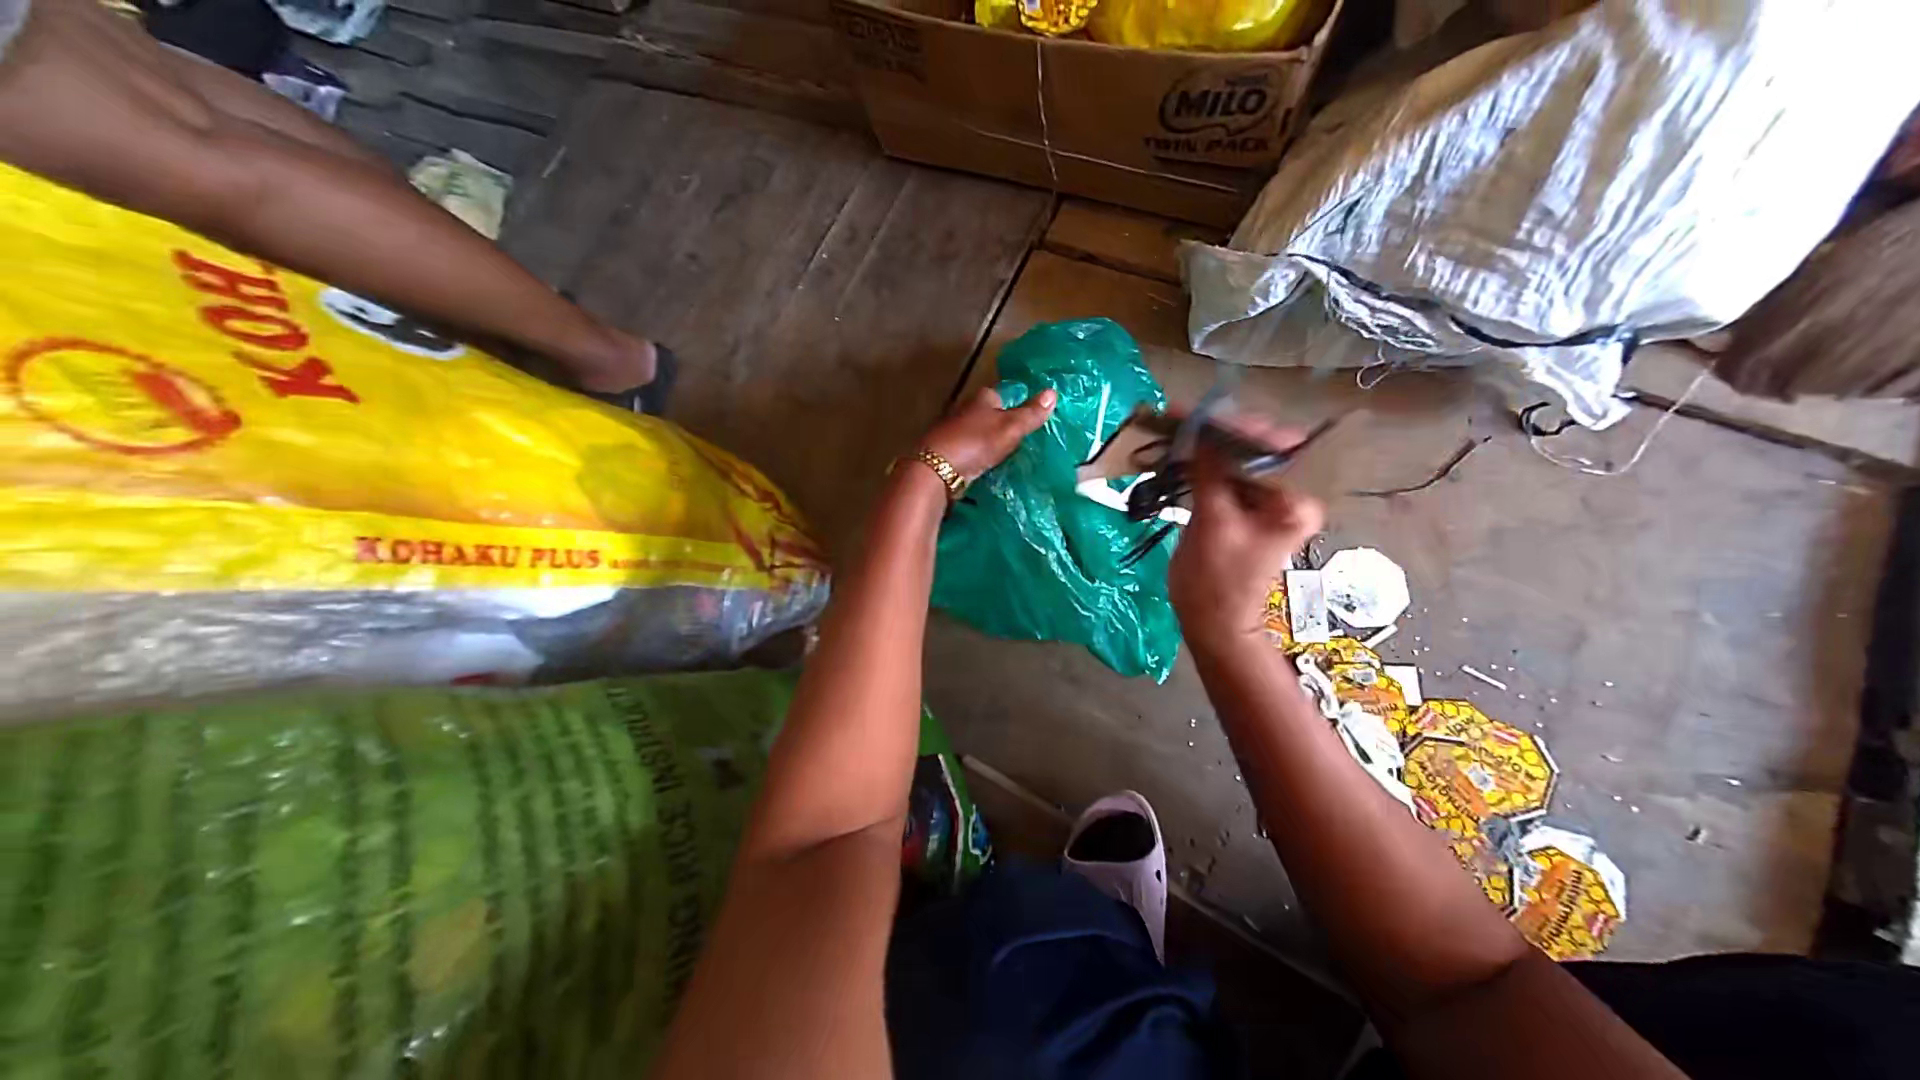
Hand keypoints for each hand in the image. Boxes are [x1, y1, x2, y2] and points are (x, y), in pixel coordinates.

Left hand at [919, 386, 1057, 480]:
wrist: (936, 470)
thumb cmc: (976, 442)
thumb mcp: (1011, 427)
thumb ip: (1031, 413)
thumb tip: (1053, 392)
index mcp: (981, 399)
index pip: (1000, 394)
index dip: (1013, 402)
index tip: (1027, 414)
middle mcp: (964, 412)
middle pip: (986, 414)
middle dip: (1000, 423)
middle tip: (1019, 437)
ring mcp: (952, 433)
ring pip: (975, 434)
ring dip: (987, 442)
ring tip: (1006, 455)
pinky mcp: (945, 455)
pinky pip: (967, 453)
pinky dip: (976, 458)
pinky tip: (985, 468)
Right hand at [1168, 420, 1324, 649]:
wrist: (1211, 622)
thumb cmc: (1216, 582)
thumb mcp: (1213, 523)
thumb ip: (1210, 471)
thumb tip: (1200, 429)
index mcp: (1296, 501)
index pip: (1270, 448)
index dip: (1232, 428)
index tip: (1197, 413)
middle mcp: (1289, 494)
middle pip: (1254, 448)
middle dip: (1216, 431)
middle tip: (1179, 415)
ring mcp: (1266, 499)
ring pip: (1236, 458)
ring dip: (1205, 443)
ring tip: (1173, 424)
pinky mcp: (1243, 505)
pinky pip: (1224, 473)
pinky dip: (1201, 461)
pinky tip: (1178, 447)